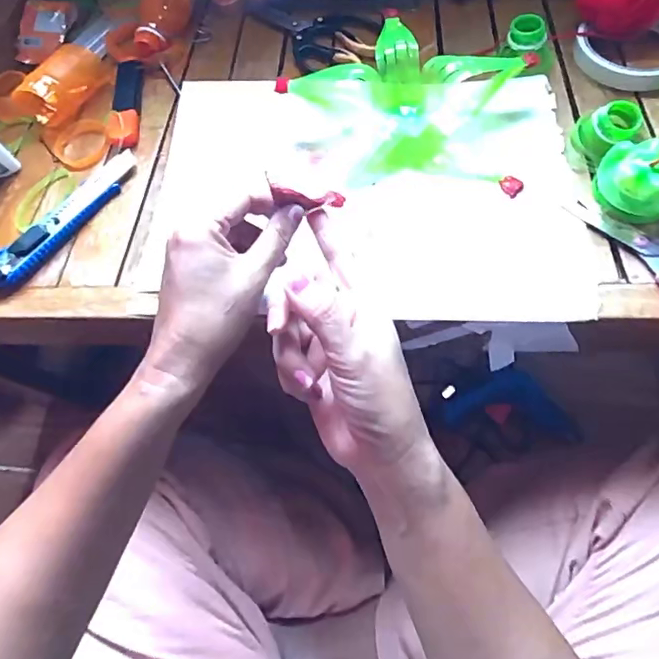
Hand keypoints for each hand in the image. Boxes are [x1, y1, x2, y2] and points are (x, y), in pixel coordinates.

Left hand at [145, 176, 302, 394]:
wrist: (182, 359)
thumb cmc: (216, 319)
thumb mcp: (255, 275)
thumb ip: (277, 237)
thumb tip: (295, 210)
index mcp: (198, 227)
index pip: (244, 197)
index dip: (276, 197)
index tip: (303, 201)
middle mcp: (185, 230)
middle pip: (235, 212)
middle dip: (266, 220)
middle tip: (295, 229)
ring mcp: (183, 247)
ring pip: (228, 230)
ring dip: (255, 239)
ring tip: (280, 258)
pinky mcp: (185, 263)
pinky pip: (218, 246)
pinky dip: (240, 252)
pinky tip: (260, 268)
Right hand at [267, 209, 432, 482]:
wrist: (377, 454)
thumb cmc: (380, 397)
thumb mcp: (353, 351)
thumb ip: (323, 311)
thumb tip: (293, 274)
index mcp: (360, 304)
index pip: (341, 255)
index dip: (327, 229)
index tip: (307, 204)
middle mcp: (340, 316)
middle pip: (298, 291)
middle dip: (286, 311)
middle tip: (278, 328)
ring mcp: (324, 342)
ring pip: (286, 326)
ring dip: (288, 354)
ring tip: (305, 379)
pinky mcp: (309, 366)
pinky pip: (284, 355)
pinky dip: (289, 372)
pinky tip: (306, 392)